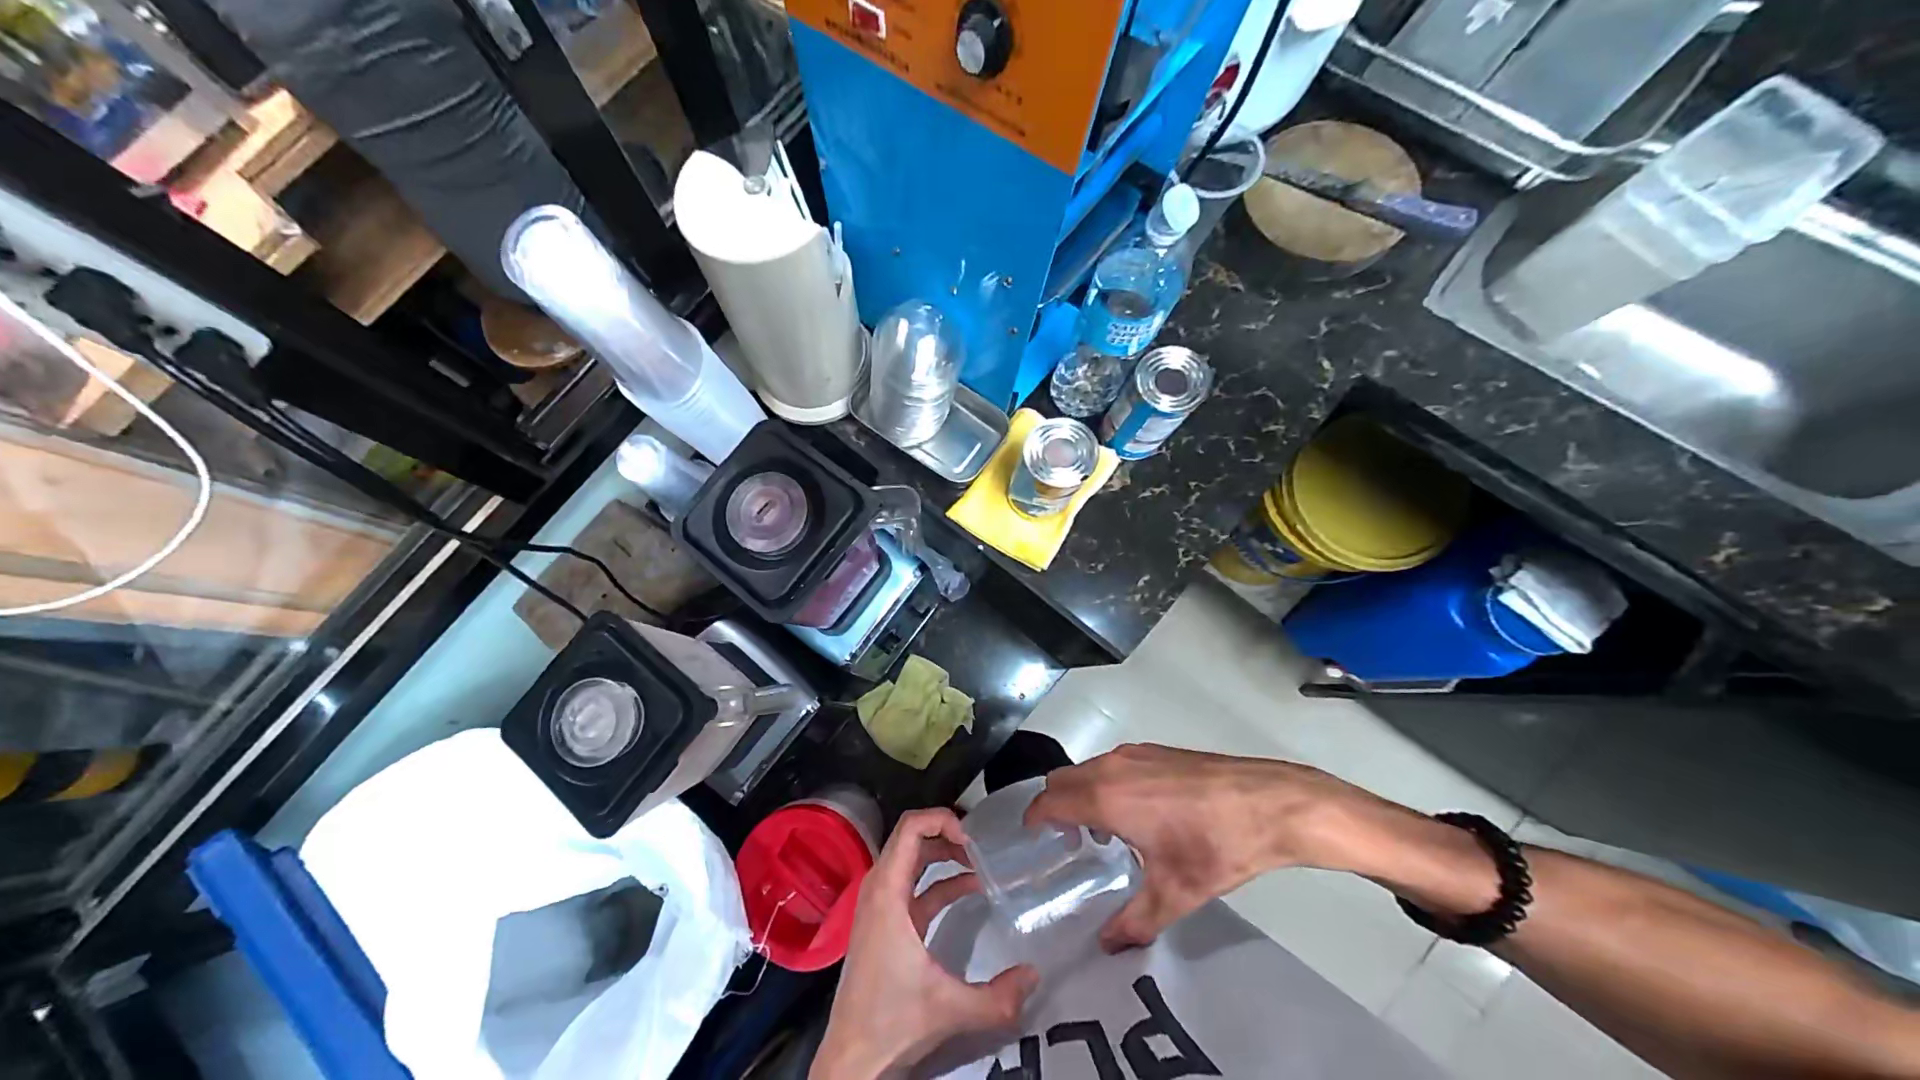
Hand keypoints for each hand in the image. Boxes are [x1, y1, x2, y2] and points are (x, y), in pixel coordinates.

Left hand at [811, 808, 1037, 1079]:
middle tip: (982, 846)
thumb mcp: (949, 1007)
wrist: (853, 1055)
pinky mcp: (886, 922)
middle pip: (912, 838)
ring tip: (980, 862)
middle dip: (948, 834)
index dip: (942, 820)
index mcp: (886, 893)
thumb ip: (997, 996)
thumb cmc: (891, 1021)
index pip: (910, 827)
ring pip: (912, 860)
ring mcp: (880, 905)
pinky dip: (940, 880)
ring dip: (945, 855)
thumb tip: (1033, 975)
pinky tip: (970, 889)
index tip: (972, 840)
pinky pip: (914, 885)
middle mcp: (878, 889)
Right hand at [1025, 743, 1430, 950]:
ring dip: (1081, 793)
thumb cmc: (1216, 846)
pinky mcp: (1157, 751)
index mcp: (1106, 798)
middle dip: (1053, 805)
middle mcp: (1112, 768)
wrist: (1271, 803)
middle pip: (1062, 779)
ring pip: (1088, 768)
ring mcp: (1136, 754)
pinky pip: (1112, 764)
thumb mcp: (1175, 893)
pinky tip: (1136, 814)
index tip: (1032, 837)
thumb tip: (1108, 946)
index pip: (1049, 800)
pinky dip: (1105, 783)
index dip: (1034, 818)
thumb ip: (1135, 922)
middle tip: (1065, 840)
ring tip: (1102, 831)